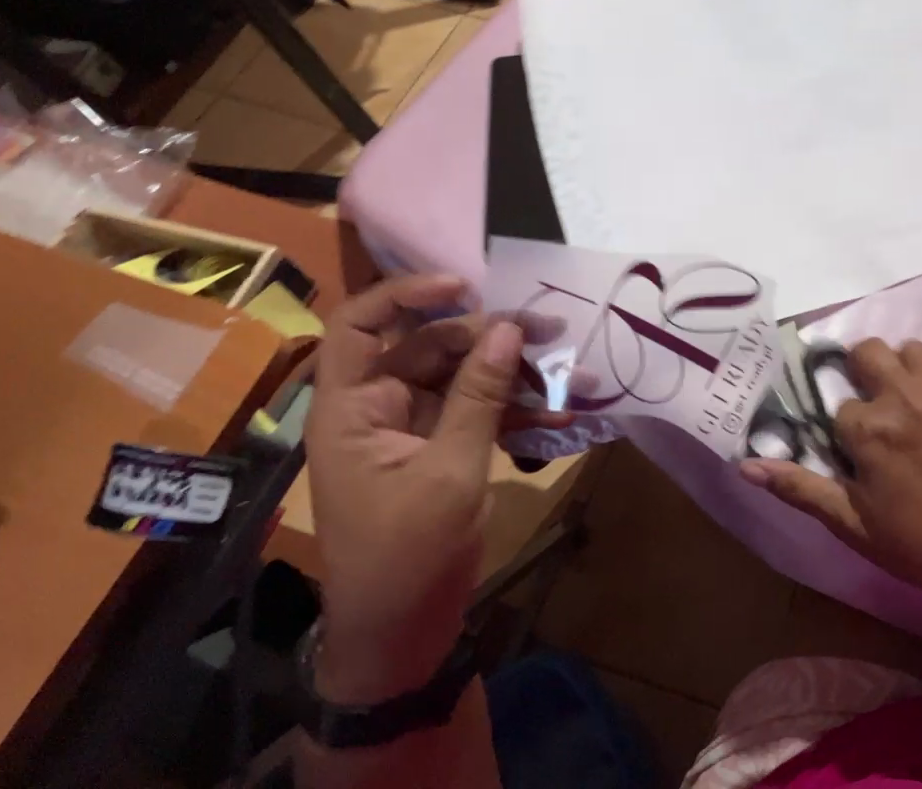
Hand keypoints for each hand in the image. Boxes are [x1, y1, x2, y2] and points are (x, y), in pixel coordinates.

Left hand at [305, 275, 567, 702]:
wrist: (400, 635)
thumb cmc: (409, 554)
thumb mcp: (451, 471)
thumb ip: (479, 396)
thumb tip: (506, 329)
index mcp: (353, 408)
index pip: (361, 326)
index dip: (407, 295)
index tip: (467, 287)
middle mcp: (377, 409)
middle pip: (429, 348)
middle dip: (488, 338)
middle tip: (549, 333)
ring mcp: (412, 432)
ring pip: (462, 380)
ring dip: (512, 377)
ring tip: (567, 376)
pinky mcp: (441, 453)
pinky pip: (477, 415)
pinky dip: (514, 413)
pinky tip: (559, 419)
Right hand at [739, 338, 921, 608]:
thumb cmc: (916, 542)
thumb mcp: (851, 523)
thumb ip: (800, 487)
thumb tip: (746, 466)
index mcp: (869, 430)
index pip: (836, 407)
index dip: (841, 429)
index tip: (851, 450)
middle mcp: (902, 398)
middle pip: (867, 352)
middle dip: (860, 374)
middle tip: (868, 407)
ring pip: (906, 350)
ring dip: (897, 370)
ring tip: (900, 403)